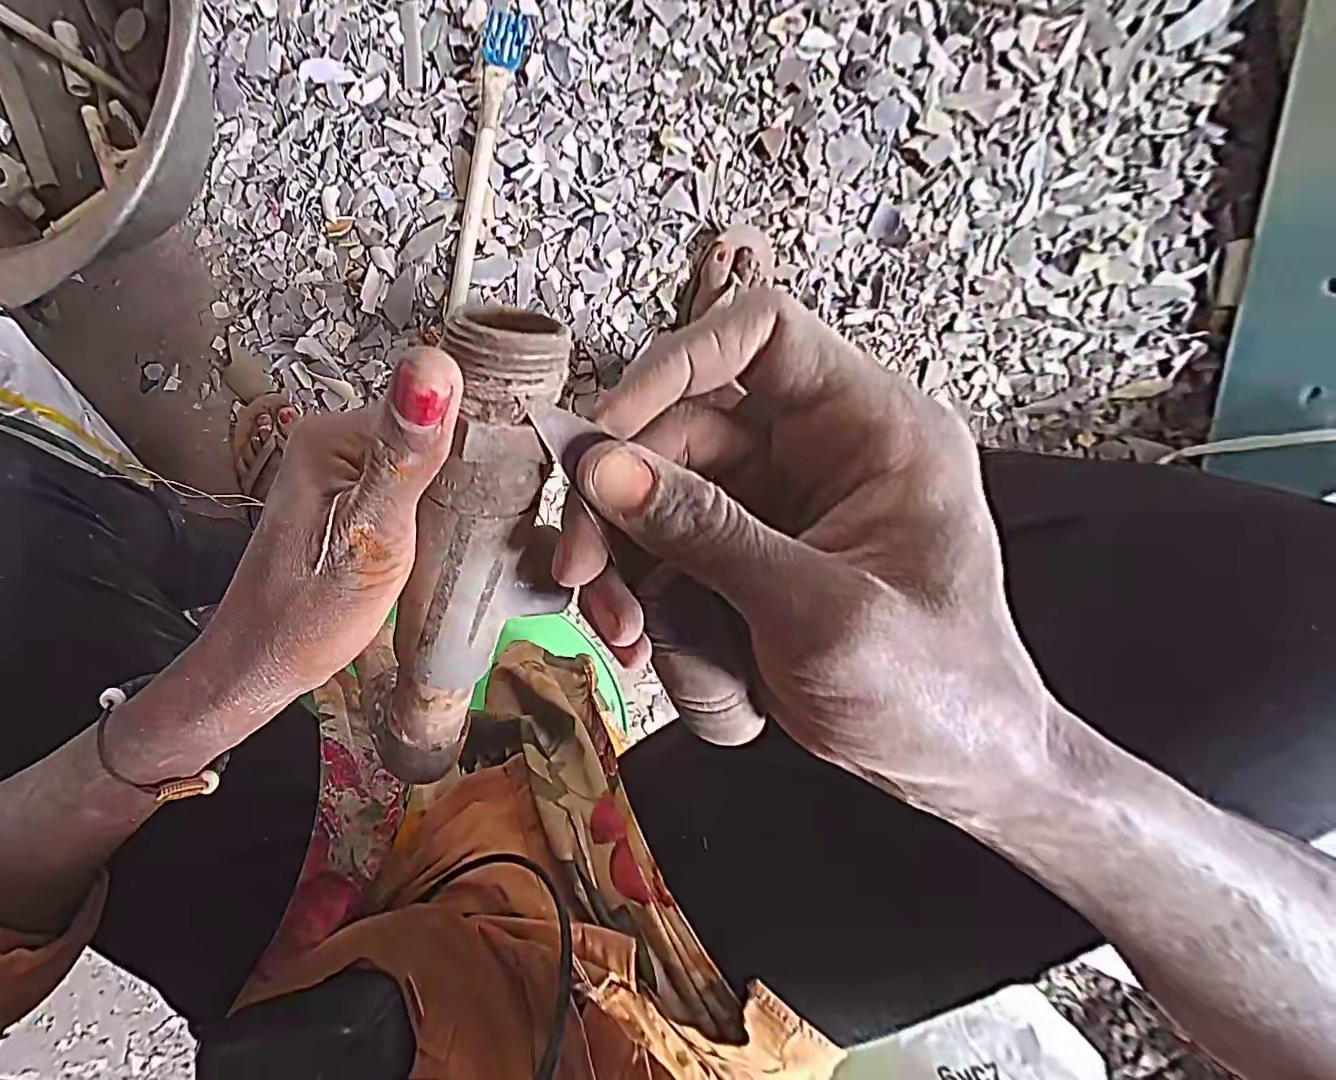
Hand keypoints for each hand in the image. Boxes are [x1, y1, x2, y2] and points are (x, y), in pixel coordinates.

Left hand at [197, 348, 462, 716]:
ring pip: (427, 464)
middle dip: (463, 474)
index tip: (491, 488)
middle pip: (430, 432)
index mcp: (332, 435)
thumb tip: (433, 368)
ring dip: (452, 496)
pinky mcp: (356, 501)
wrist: (267, 662)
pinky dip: (434, 512)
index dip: (473, 442)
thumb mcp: (369, 534)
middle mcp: (335, 443)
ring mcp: (346, 473)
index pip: (429, 405)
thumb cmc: (304, 614)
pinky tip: (437, 539)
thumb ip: (404, 456)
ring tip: (453, 535)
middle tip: (468, 523)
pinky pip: (412, 489)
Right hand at [556, 287, 1054, 810]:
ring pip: (637, 505)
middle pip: (664, 437)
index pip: (757, 336)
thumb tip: (600, 466)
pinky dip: (634, 607)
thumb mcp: (822, 614)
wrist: (942, 769)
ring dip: (618, 576)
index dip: (670, 367)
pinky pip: (643, 560)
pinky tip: (654, 654)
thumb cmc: (932, 692)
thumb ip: (708, 535)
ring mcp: (750, 506)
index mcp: (866, 430)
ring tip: (633, 642)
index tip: (601, 436)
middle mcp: (798, 454)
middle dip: (613, 514)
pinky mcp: (716, 555)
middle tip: (583, 577)